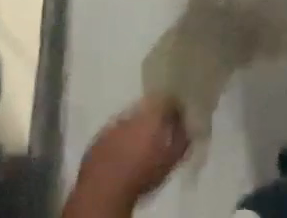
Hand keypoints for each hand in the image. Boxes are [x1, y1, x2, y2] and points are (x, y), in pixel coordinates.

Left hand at [68, 96, 189, 212]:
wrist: (104, 188)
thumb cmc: (143, 173)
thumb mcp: (171, 160)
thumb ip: (182, 141)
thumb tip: (187, 130)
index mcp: (152, 114)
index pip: (169, 99)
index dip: (175, 108)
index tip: (179, 119)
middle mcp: (132, 113)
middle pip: (148, 107)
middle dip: (155, 118)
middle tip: (160, 133)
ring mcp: (112, 124)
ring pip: (130, 120)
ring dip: (136, 128)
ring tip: (140, 145)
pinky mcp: (98, 138)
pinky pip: (114, 133)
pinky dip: (120, 139)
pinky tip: (123, 154)